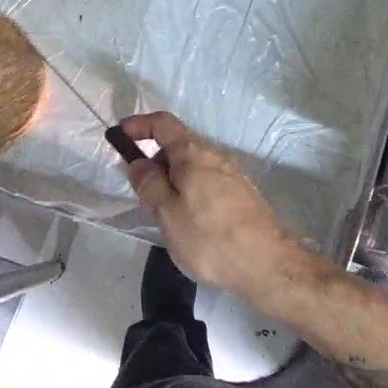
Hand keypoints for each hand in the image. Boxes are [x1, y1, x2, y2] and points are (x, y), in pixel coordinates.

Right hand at [120, 112, 307, 298]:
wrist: (267, 264)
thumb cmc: (210, 237)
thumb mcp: (167, 213)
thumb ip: (150, 184)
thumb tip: (138, 162)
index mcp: (193, 154)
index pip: (163, 124)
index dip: (139, 125)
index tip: (121, 135)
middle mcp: (216, 156)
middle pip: (179, 147)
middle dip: (156, 162)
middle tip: (144, 195)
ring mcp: (233, 175)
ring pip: (194, 168)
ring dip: (174, 181)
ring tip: (167, 216)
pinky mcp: (243, 195)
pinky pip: (208, 183)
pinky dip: (191, 192)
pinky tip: (192, 223)